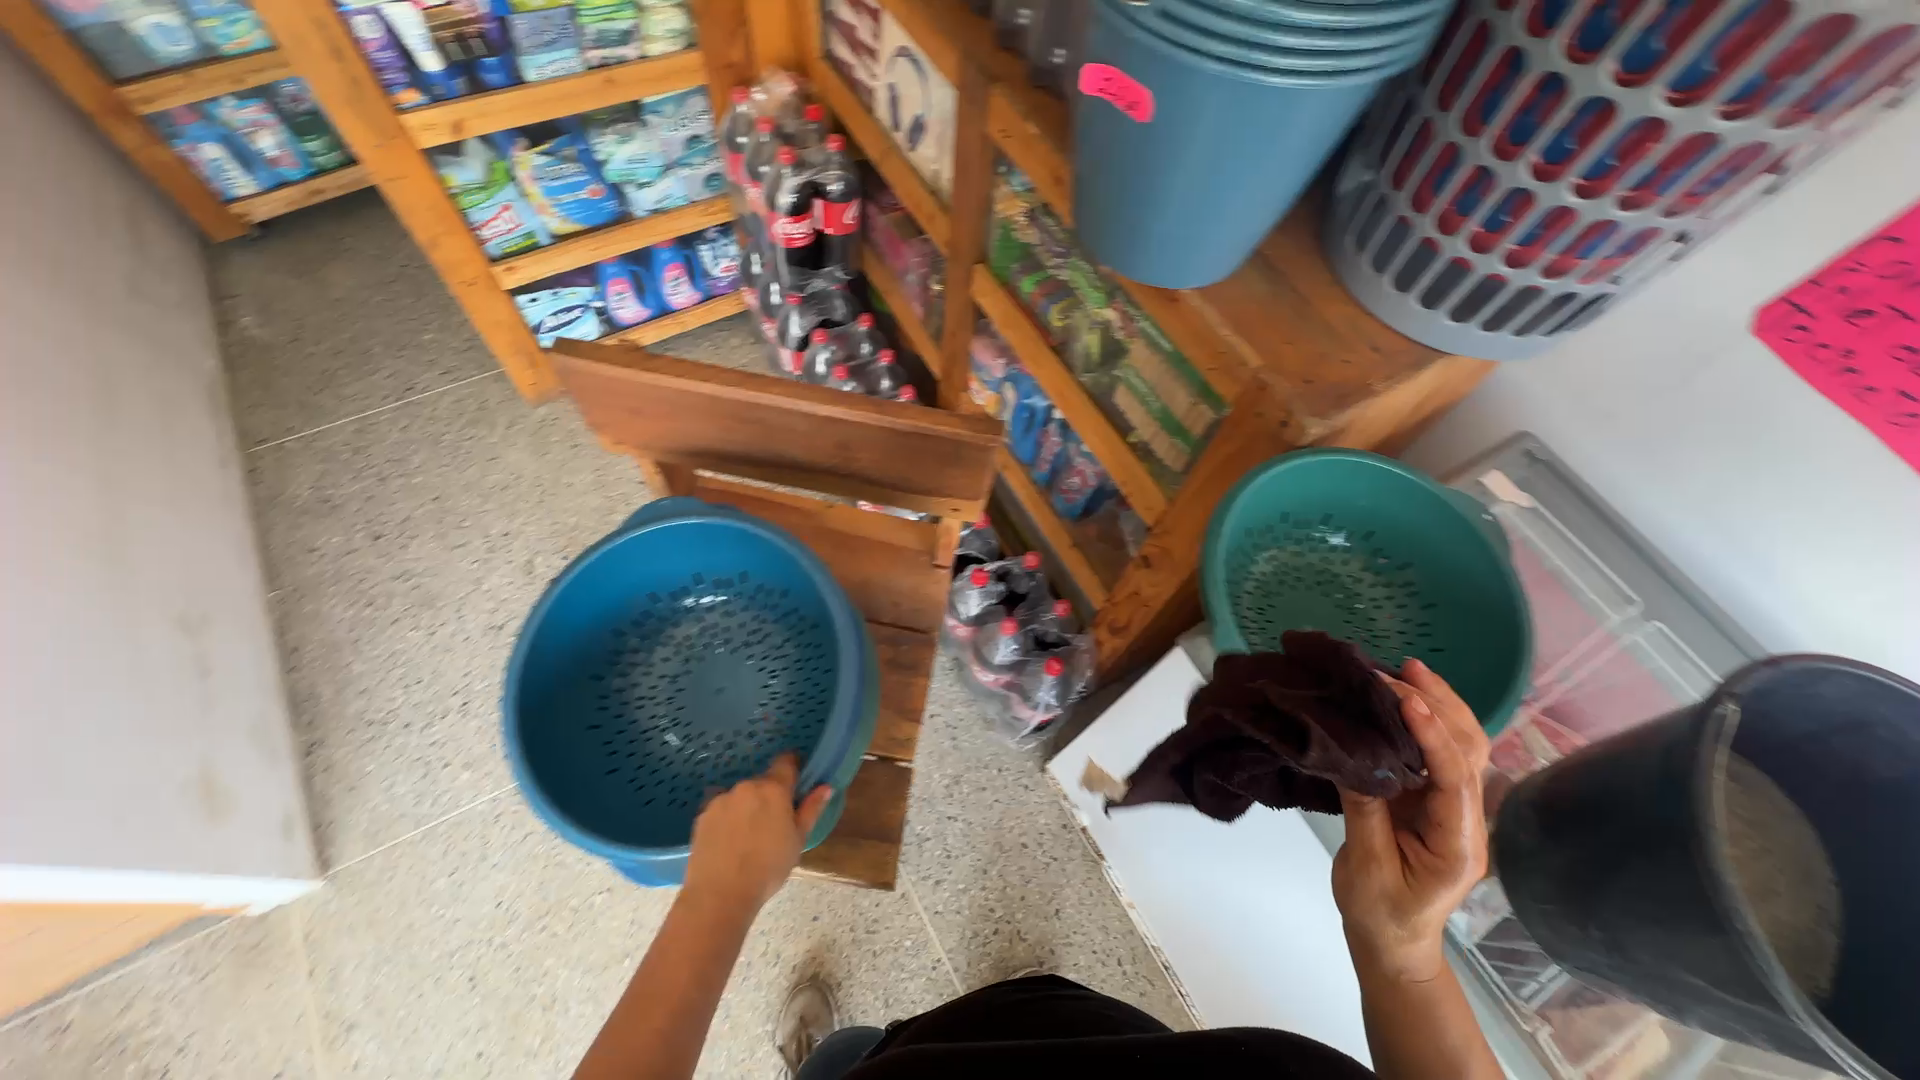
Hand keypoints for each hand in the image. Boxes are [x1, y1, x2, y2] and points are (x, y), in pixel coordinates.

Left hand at [684, 754, 832, 912]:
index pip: (786, 762)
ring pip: (741, 796)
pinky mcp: (701, 815)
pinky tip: (728, 843)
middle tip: (773, 824)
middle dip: (769, 796)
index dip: (793, 767)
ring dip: (747, 807)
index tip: (796, 782)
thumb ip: (811, 810)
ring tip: (747, 838)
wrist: (719, 894)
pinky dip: (727, 819)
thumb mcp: (798, 841)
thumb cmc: (768, 869)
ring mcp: (721, 799)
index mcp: (774, 789)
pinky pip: (721, 809)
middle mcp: (747, 787)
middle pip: (763, 782)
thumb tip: (825, 786)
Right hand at [1332, 659, 1490, 982]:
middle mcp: (1468, 818)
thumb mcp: (1367, 866)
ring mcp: (1453, 806)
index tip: (1405, 701)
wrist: (1391, 940)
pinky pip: (1435, 751)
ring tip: (1407, 669)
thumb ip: (1366, 810)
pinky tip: (1400, 697)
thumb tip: (1355, 755)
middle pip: (1470, 751)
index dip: (1433, 737)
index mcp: (1459, 842)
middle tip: (1400, 671)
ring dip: (1438, 704)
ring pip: (1461, 745)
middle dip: (1440, 705)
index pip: (1456, 779)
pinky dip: (1422, 719)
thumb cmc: (1380, 912)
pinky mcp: (1432, 799)